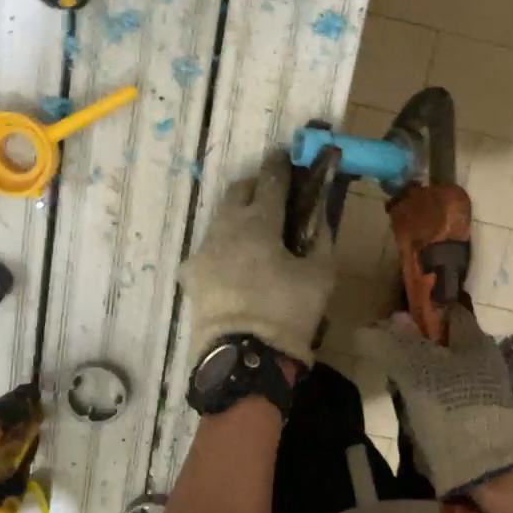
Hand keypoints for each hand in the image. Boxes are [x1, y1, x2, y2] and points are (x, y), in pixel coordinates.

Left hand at [181, 153, 335, 367]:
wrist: (245, 357)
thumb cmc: (289, 312)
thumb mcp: (321, 275)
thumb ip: (321, 238)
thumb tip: (318, 217)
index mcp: (260, 222)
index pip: (271, 180)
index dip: (281, 165)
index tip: (286, 155)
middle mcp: (226, 227)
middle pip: (238, 192)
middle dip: (255, 187)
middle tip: (272, 195)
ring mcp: (203, 251)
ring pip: (220, 221)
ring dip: (238, 218)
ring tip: (255, 235)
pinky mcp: (191, 276)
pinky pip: (208, 252)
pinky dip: (223, 250)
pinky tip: (234, 267)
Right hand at [358, 306, 512, 499]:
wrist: (484, 467)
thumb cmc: (450, 407)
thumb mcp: (416, 370)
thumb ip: (399, 343)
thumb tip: (393, 317)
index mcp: (475, 341)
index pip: (449, 313)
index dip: (424, 315)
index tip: (398, 328)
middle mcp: (486, 361)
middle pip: (446, 346)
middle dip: (419, 352)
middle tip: (394, 365)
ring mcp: (486, 391)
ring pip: (447, 375)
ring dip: (424, 382)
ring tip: (403, 396)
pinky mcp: (482, 418)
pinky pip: (451, 401)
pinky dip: (434, 405)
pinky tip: (420, 419)